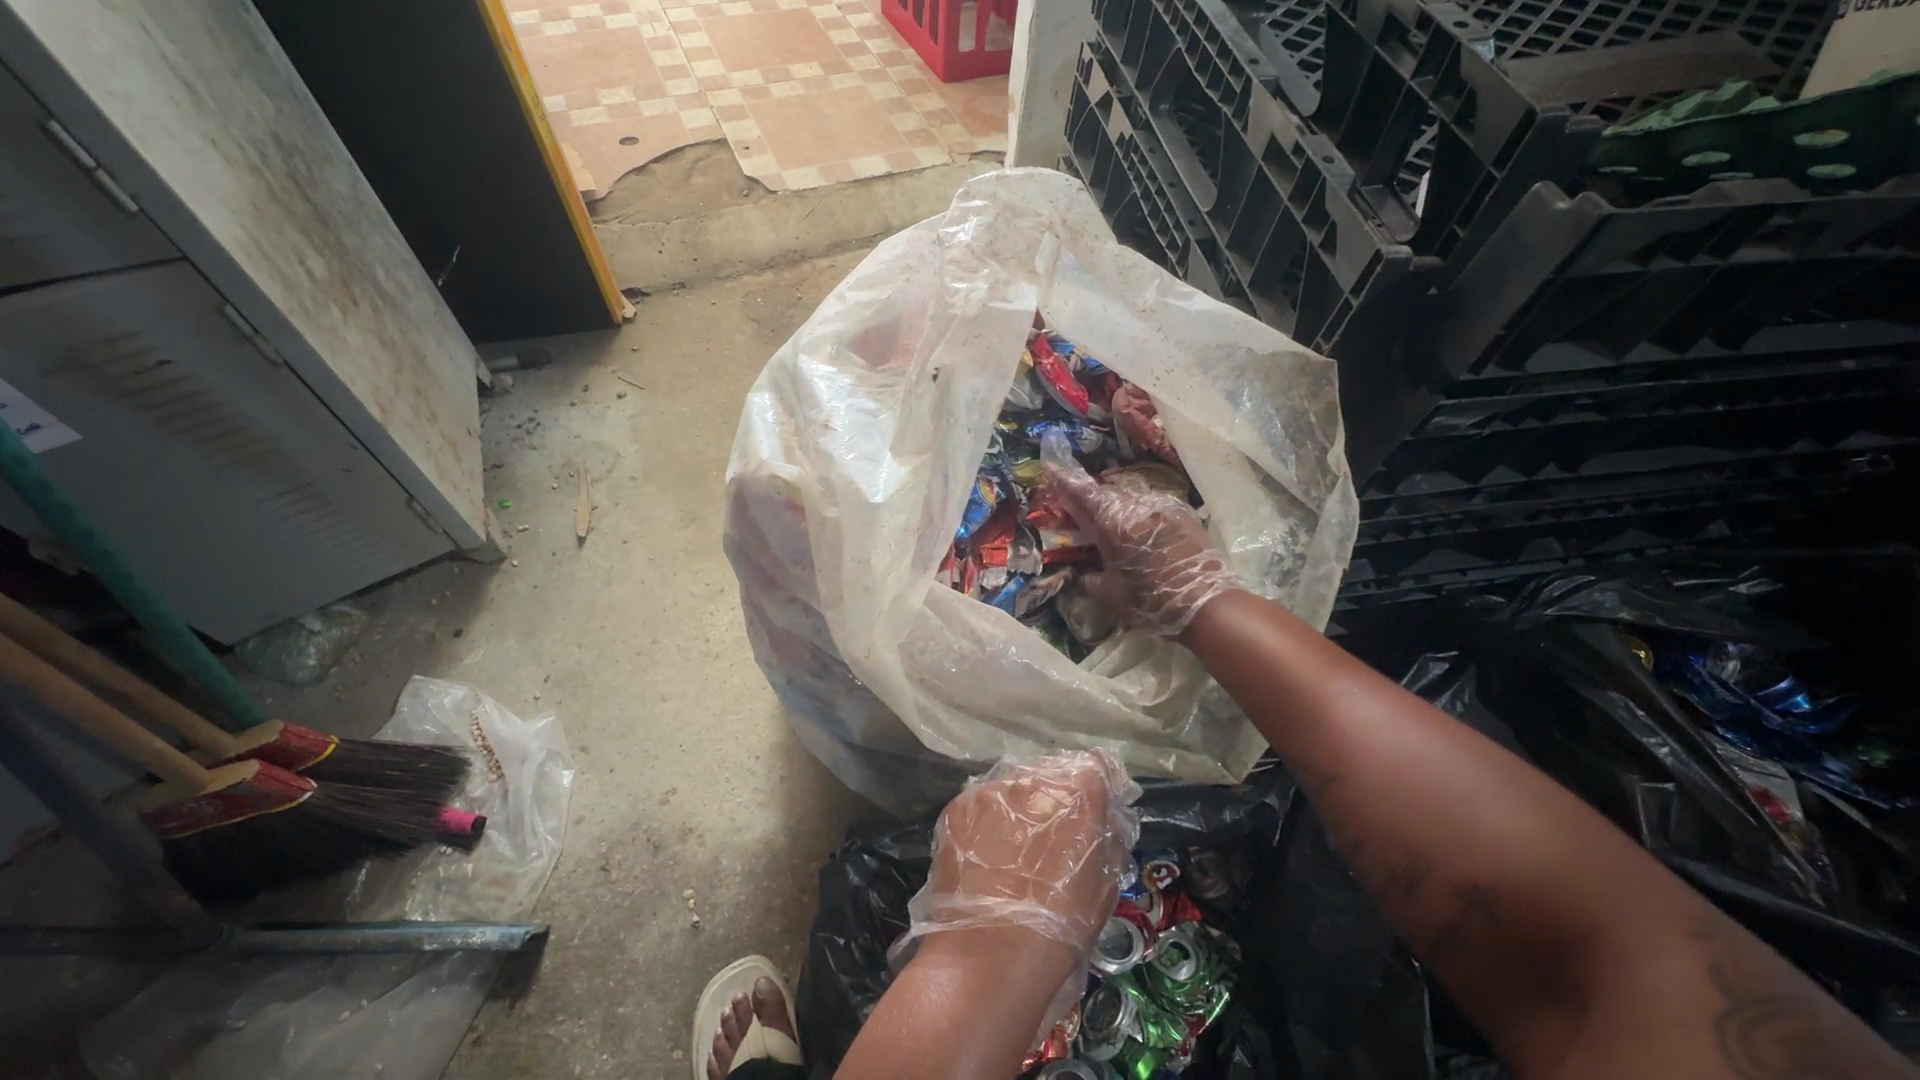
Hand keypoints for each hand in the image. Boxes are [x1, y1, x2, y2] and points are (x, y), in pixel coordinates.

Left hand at [897, 750, 1140, 956]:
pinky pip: (980, 806)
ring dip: (1018, 809)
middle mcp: (1034, 779)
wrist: (989, 954)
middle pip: (1051, 774)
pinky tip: (985, 857)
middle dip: (1056, 797)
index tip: (1095, 807)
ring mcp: (991, 791)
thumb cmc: (1061, 926)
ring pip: (1012, 789)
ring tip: (1014, 850)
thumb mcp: (1106, 885)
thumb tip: (1105, 823)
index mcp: (1079, 793)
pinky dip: (986, 824)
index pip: (1097, 766)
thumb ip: (1108, 841)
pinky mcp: (957, 808)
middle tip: (1053, 835)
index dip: (1097, 786)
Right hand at [1040, 434, 1245, 636]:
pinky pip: (1153, 507)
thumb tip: (1080, 574)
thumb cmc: (1153, 602)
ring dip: (1118, 508)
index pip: (1084, 493)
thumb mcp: (1110, 596)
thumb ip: (1088, 579)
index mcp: (1116, 523)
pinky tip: (1141, 533)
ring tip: (1112, 526)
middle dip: (1091, 500)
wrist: (1209, 607)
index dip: (1065, 480)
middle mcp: (1140, 507)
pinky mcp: (1185, 515)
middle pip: (1108, 494)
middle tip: (1081, 512)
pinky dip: (1140, 515)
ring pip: (1132, 499)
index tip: (1050, 466)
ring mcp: (1165, 508)